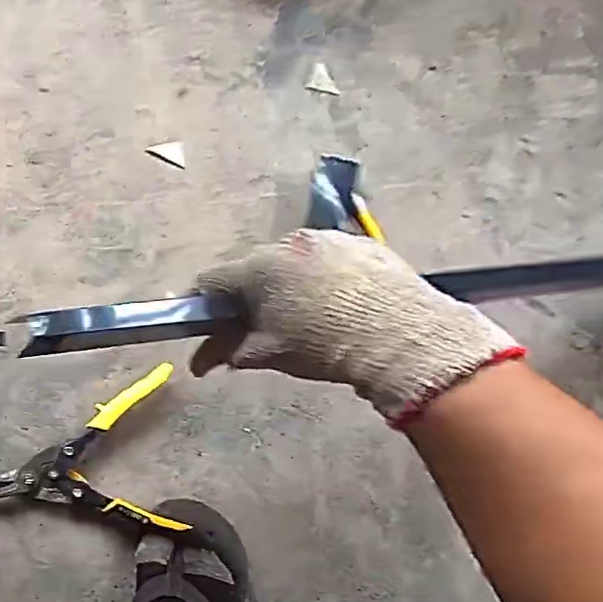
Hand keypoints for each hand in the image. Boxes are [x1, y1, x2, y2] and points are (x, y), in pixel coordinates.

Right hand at [189, 230, 524, 424]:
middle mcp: (288, 243)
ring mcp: (329, 239)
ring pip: (288, 262)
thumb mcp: (263, 353)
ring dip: (281, 285)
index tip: (203, 323)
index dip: (200, 303)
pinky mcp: (363, 244)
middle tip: (250, 324)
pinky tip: (328, 304)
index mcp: (257, 267)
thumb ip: (225, 351)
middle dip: (244, 295)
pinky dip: (316, 278)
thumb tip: (200, 363)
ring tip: (295, 314)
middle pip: (250, 269)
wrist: (402, 340)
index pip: (210, 280)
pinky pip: (323, 259)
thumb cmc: (321, 346)